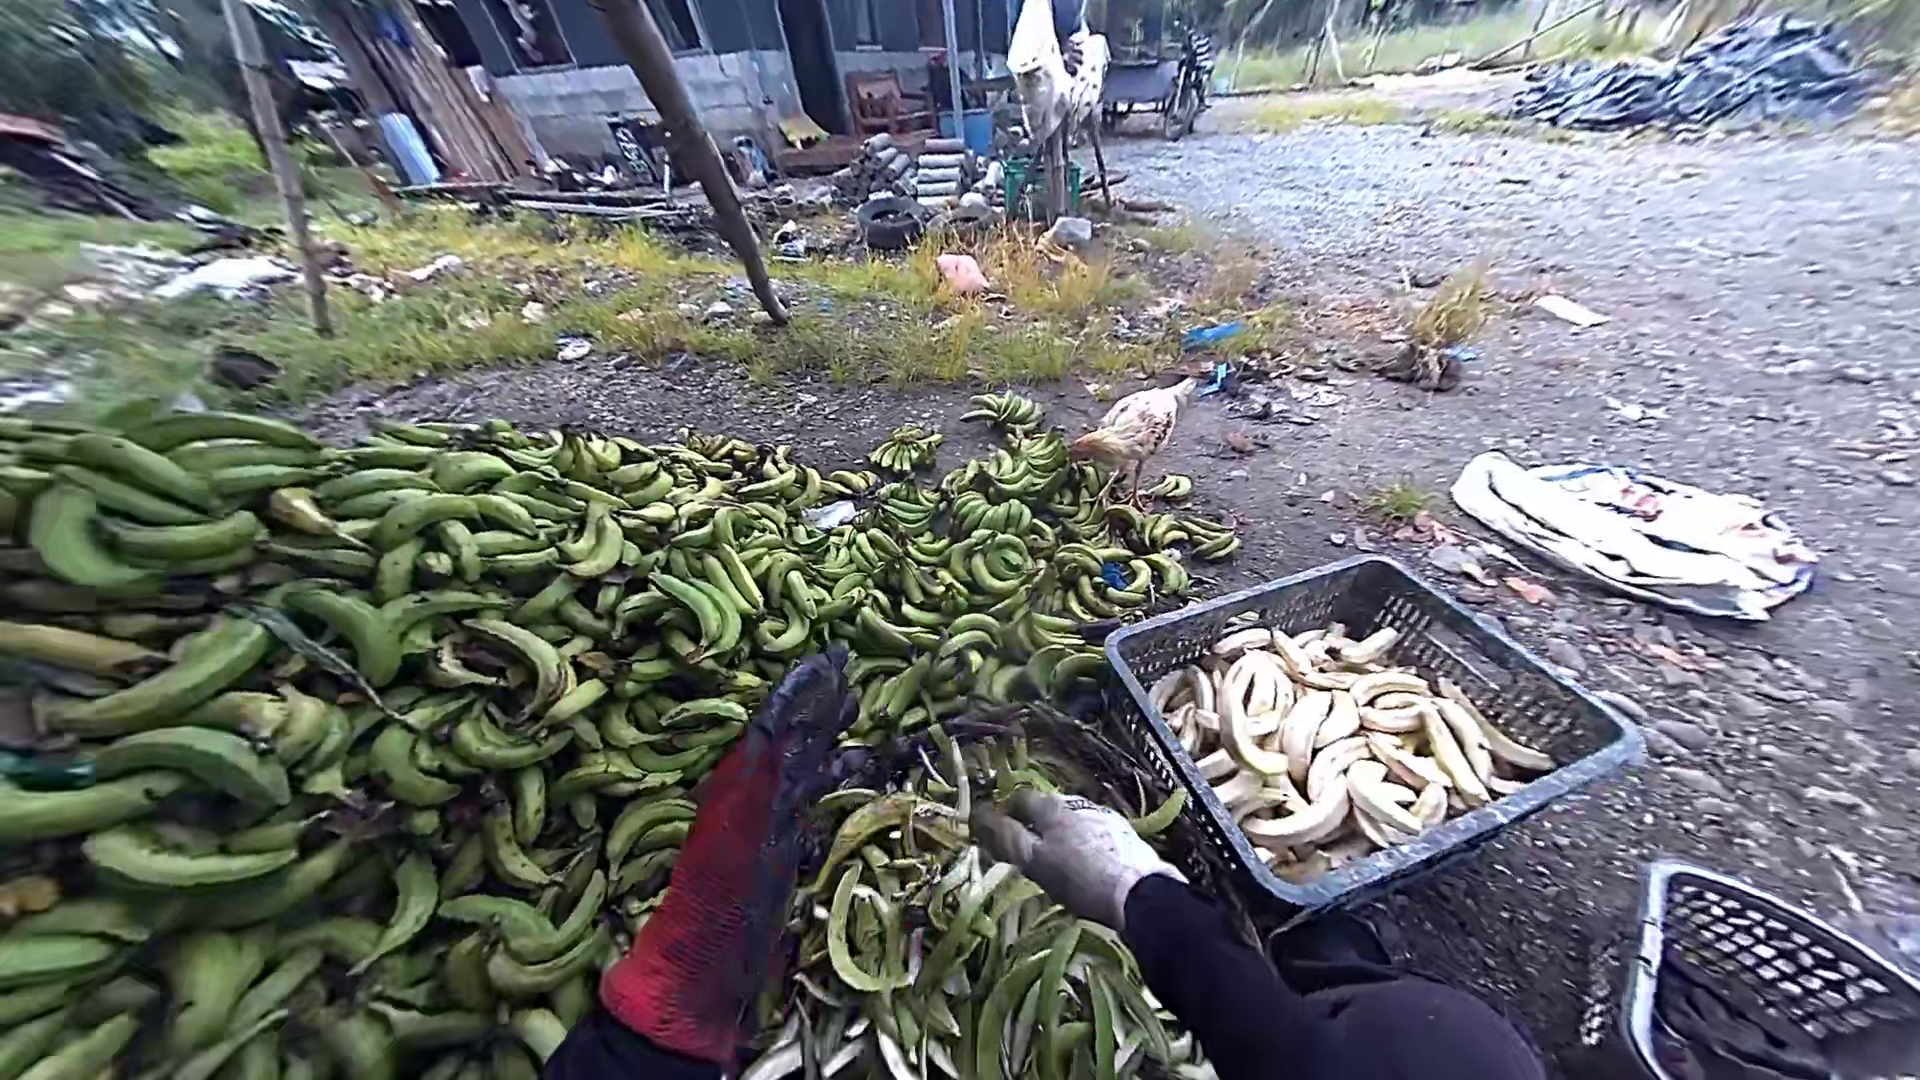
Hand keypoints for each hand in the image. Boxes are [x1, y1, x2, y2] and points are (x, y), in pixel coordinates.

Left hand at [599, 649, 855, 1061]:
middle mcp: (756, 781)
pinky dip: (836, 774)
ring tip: (860, 712)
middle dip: (824, 699)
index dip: (807, 681)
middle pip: (796, 728)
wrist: (705, 961)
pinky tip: (856, 771)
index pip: (781, 710)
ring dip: (834, 733)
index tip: (833, 655)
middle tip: (850, 672)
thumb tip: (792, 707)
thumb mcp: (754, 819)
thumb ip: (777, 763)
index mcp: (744, 769)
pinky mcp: (781, 838)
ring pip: (808, 758)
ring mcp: (769, 810)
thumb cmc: (727, 887)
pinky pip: (813, 791)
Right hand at [970, 789, 1183, 929]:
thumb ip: (1006, 837)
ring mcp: (1101, 814)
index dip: (1005, 813)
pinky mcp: (1122, 831)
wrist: (1139, 893)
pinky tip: (1089, 863)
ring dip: (1060, 832)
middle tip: (1029, 851)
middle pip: (1046, 807)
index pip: (1018, 799)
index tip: (999, 833)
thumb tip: (978, 815)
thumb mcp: (1034, 861)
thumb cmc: (1079, 877)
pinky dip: (1085, 841)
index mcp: (1050, 806)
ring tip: (1060, 860)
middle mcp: (1075, 801)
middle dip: (1034, 824)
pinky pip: (1094, 830)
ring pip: (1071, 818)